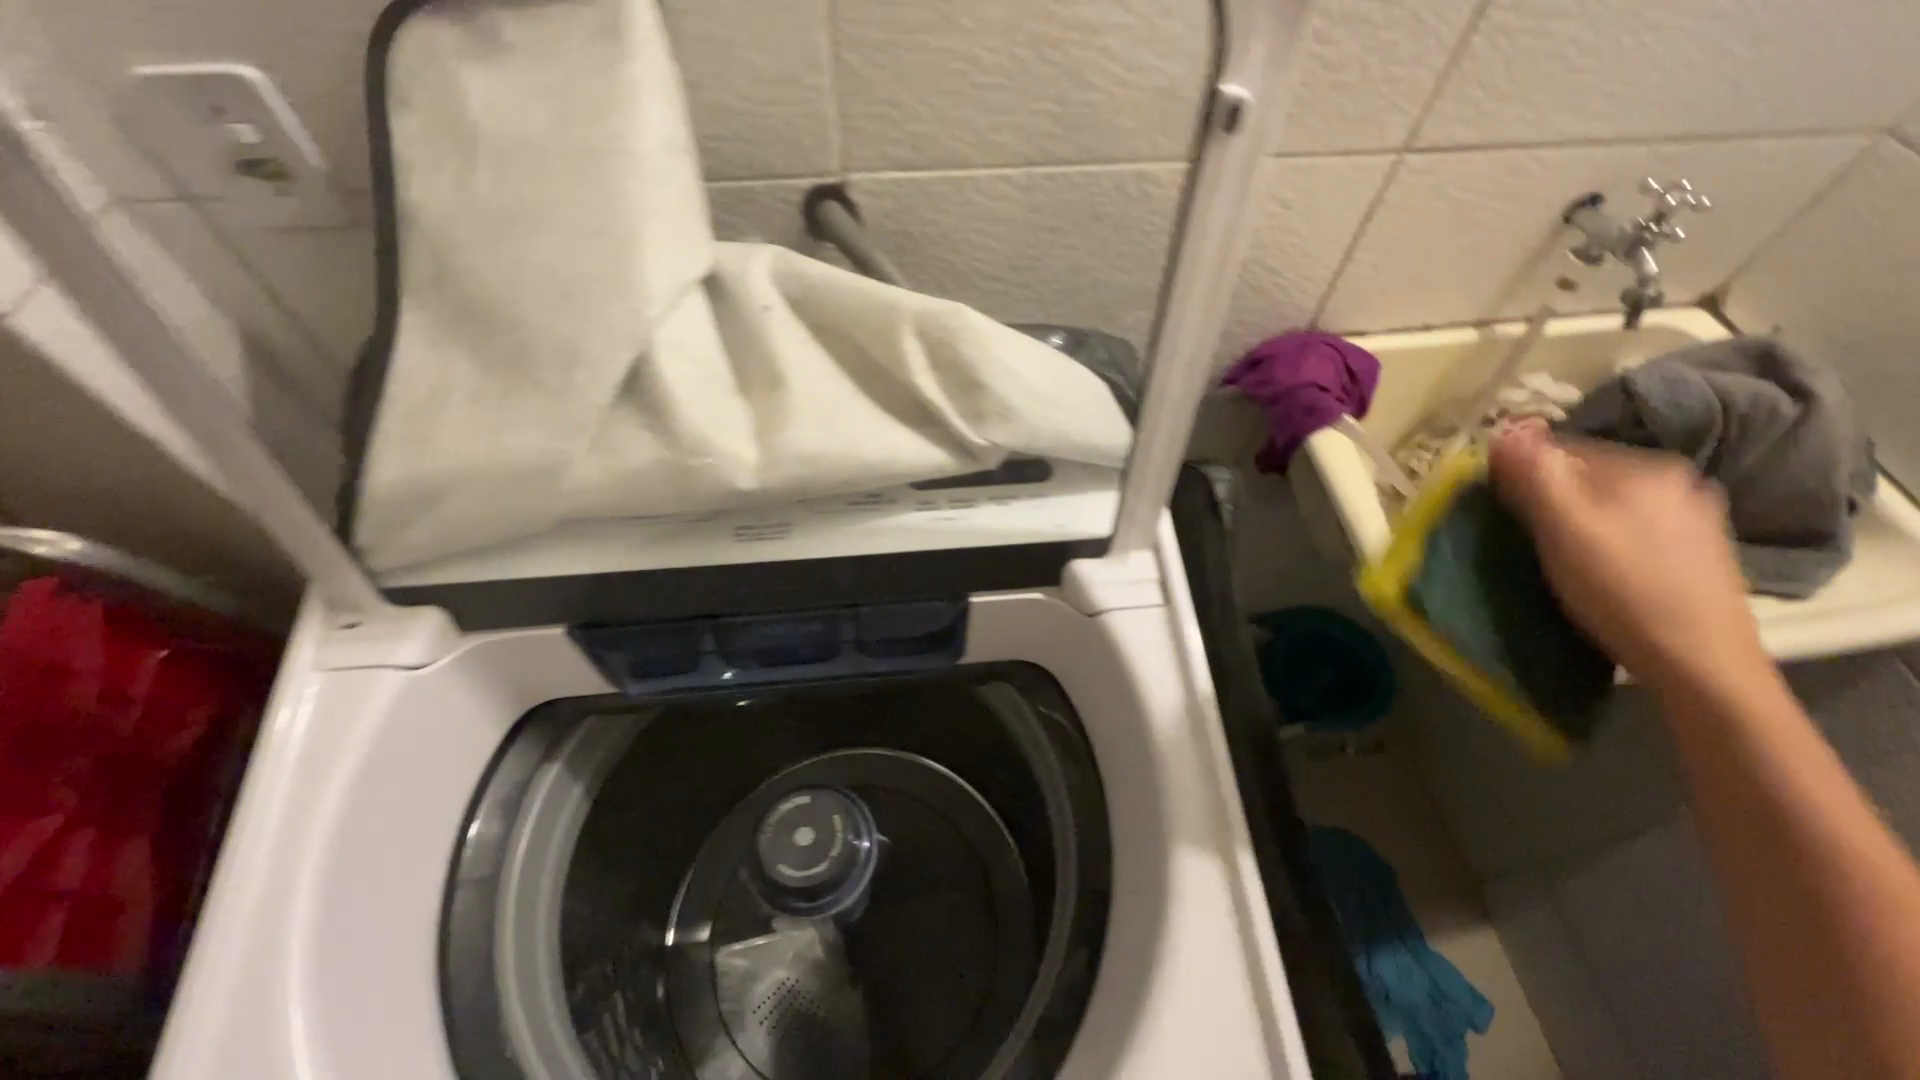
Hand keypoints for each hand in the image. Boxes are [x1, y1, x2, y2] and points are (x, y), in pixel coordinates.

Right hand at [1488, 423, 1770, 697]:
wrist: (1703, 665)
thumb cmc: (1623, 592)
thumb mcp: (1564, 530)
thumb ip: (1534, 475)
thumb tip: (1502, 430)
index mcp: (1646, 466)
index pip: (1562, 449)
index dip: (1524, 476)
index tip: (1506, 513)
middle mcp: (1679, 480)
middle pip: (1591, 477)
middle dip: (1555, 500)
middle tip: (1533, 541)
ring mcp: (1697, 516)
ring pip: (1614, 504)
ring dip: (1583, 521)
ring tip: (1565, 560)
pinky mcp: (1702, 552)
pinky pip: (1638, 529)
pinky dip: (1613, 542)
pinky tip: (1607, 573)